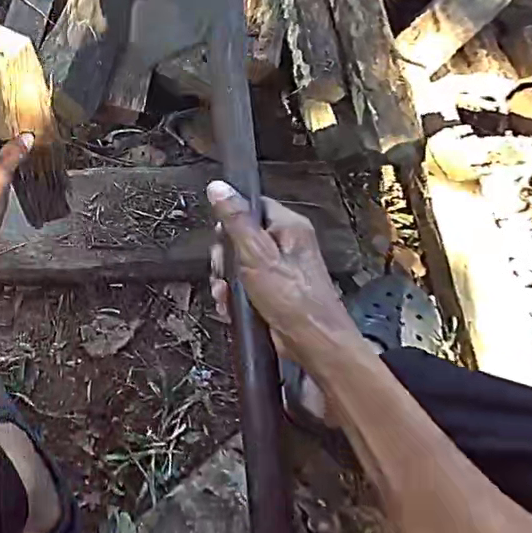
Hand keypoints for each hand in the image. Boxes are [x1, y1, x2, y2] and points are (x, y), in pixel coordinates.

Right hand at [207, 181, 365, 369]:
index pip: (252, 206)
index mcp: (289, 227)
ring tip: (227, 294)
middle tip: (226, 271)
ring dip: (226, 280)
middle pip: (240, 237)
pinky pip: (244, 286)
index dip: (231, 221)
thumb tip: (219, 187)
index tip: (222, 238)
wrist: (313, 345)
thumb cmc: (293, 300)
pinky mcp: (274, 292)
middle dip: (224, 258)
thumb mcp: (256, 254)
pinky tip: (231, 306)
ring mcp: (280, 270)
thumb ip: (236, 220)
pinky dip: (234, 296)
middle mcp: (287, 245)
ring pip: (238, 264)